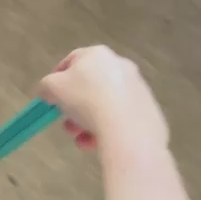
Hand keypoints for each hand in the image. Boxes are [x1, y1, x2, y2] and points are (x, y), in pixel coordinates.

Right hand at [37, 45, 169, 152]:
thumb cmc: (86, 100)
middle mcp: (122, 67)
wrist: (129, 132)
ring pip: (108, 105)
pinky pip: (125, 120)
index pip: (73, 61)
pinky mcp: (153, 115)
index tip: (52, 95)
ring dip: (91, 121)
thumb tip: (47, 92)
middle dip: (76, 106)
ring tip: (81, 141)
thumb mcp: (52, 88)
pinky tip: (99, 145)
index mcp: (99, 54)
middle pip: (92, 86)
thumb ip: (46, 86)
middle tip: (67, 123)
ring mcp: (141, 92)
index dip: (58, 77)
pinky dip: (111, 130)